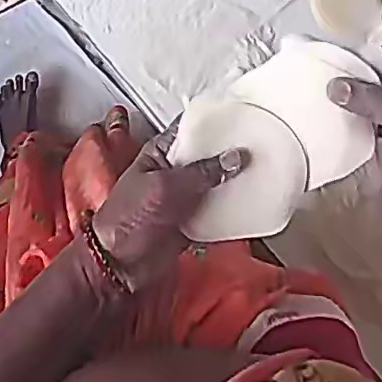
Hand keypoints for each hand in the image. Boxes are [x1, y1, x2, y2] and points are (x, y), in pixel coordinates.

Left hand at [89, 127, 244, 290]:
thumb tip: (235, 157)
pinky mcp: (193, 221)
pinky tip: (251, 201)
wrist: (119, 267)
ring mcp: (184, 196)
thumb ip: (202, 172)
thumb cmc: (130, 218)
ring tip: (262, 168)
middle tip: (258, 142)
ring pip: (216, 183)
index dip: (213, 120)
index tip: (240, 113)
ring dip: (234, 180)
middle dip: (230, 151)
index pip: (191, 127)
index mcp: (162, 152)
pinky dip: (232, 208)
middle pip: (208, 155)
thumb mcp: (166, 186)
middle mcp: (175, 170)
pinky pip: (217, 210)